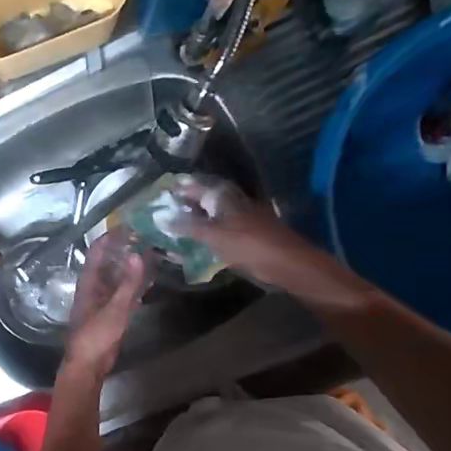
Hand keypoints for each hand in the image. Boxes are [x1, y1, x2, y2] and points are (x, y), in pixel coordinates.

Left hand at [62, 230, 148, 377]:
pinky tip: (148, 282)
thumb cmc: (96, 335)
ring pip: (117, 277)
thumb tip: (138, 254)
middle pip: (108, 262)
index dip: (111, 236)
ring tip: (150, 254)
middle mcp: (94, 287)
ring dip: (130, 267)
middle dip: (124, 249)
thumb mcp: (115, 309)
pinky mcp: (110, 313)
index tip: (130, 225)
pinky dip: (134, 286)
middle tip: (146, 237)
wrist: (88, 365)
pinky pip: (123, 293)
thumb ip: (128, 283)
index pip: (97, 251)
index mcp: (89, 282)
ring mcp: (102, 300)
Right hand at [170, 177, 372, 309]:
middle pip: (208, 198)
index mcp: (226, 197)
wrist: (289, 265)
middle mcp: (236, 202)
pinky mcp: (251, 235)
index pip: (199, 185)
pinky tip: (203, 240)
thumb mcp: (214, 236)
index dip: (183, 187)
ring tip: (180, 224)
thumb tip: (161, 216)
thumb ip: (188, 226)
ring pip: (217, 213)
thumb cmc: (251, 246)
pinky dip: (211, 231)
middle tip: (168, 209)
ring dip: (200, 217)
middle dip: (190, 202)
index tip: (165, 191)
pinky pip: (225, 228)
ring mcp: (246, 218)